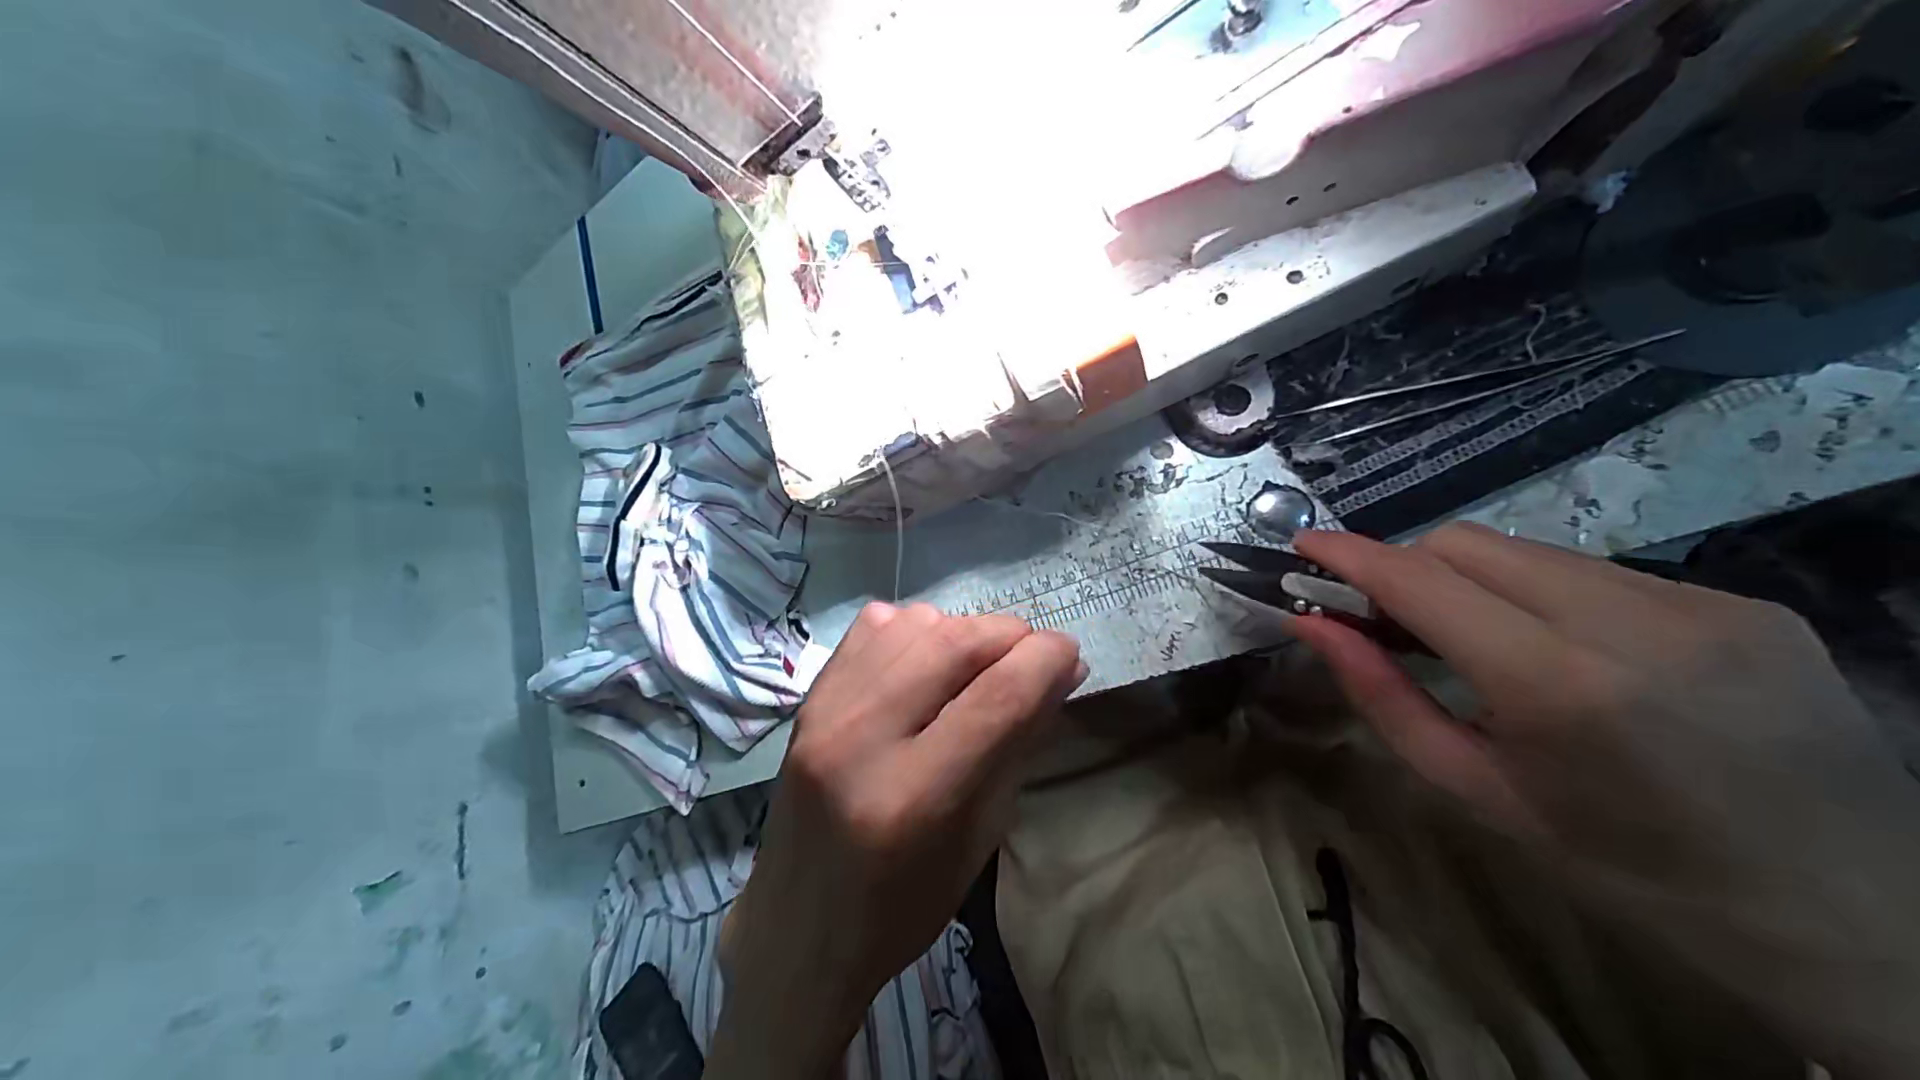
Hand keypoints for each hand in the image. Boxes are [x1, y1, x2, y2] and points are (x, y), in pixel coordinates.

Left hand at [706, 603, 1083, 1079]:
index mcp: (912, 797)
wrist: (795, 930)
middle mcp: (861, 739)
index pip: (998, 696)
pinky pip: (874, 626)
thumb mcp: (980, 837)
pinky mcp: (807, 698)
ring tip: (979, 664)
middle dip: (1010, 636)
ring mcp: (825, 711)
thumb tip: (1061, 672)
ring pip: (915, 623)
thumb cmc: (901, 907)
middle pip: (955, 643)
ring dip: (964, 630)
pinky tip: (926, 665)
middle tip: (1032, 658)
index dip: (1047, 660)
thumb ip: (1019, 744)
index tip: (1070, 655)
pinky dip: (915, 630)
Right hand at [1287, 523, 1919, 1077]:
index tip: (1304, 546)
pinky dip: (1544, 594)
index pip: (1421, 579)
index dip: (1351, 555)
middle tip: (1387, 617)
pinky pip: (1596, 571)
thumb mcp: (1477, 790)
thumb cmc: (1625, 867)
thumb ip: (1382, 696)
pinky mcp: (1742, 601)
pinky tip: (1565, 651)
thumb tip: (1311, 623)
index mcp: (1558, 683)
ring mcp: (1699, 602)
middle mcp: (1632, 620)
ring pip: (1529, 550)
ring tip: (1477, 640)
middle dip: (1408, 567)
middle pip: (1467, 542)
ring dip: (1474, 580)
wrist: (1853, 918)